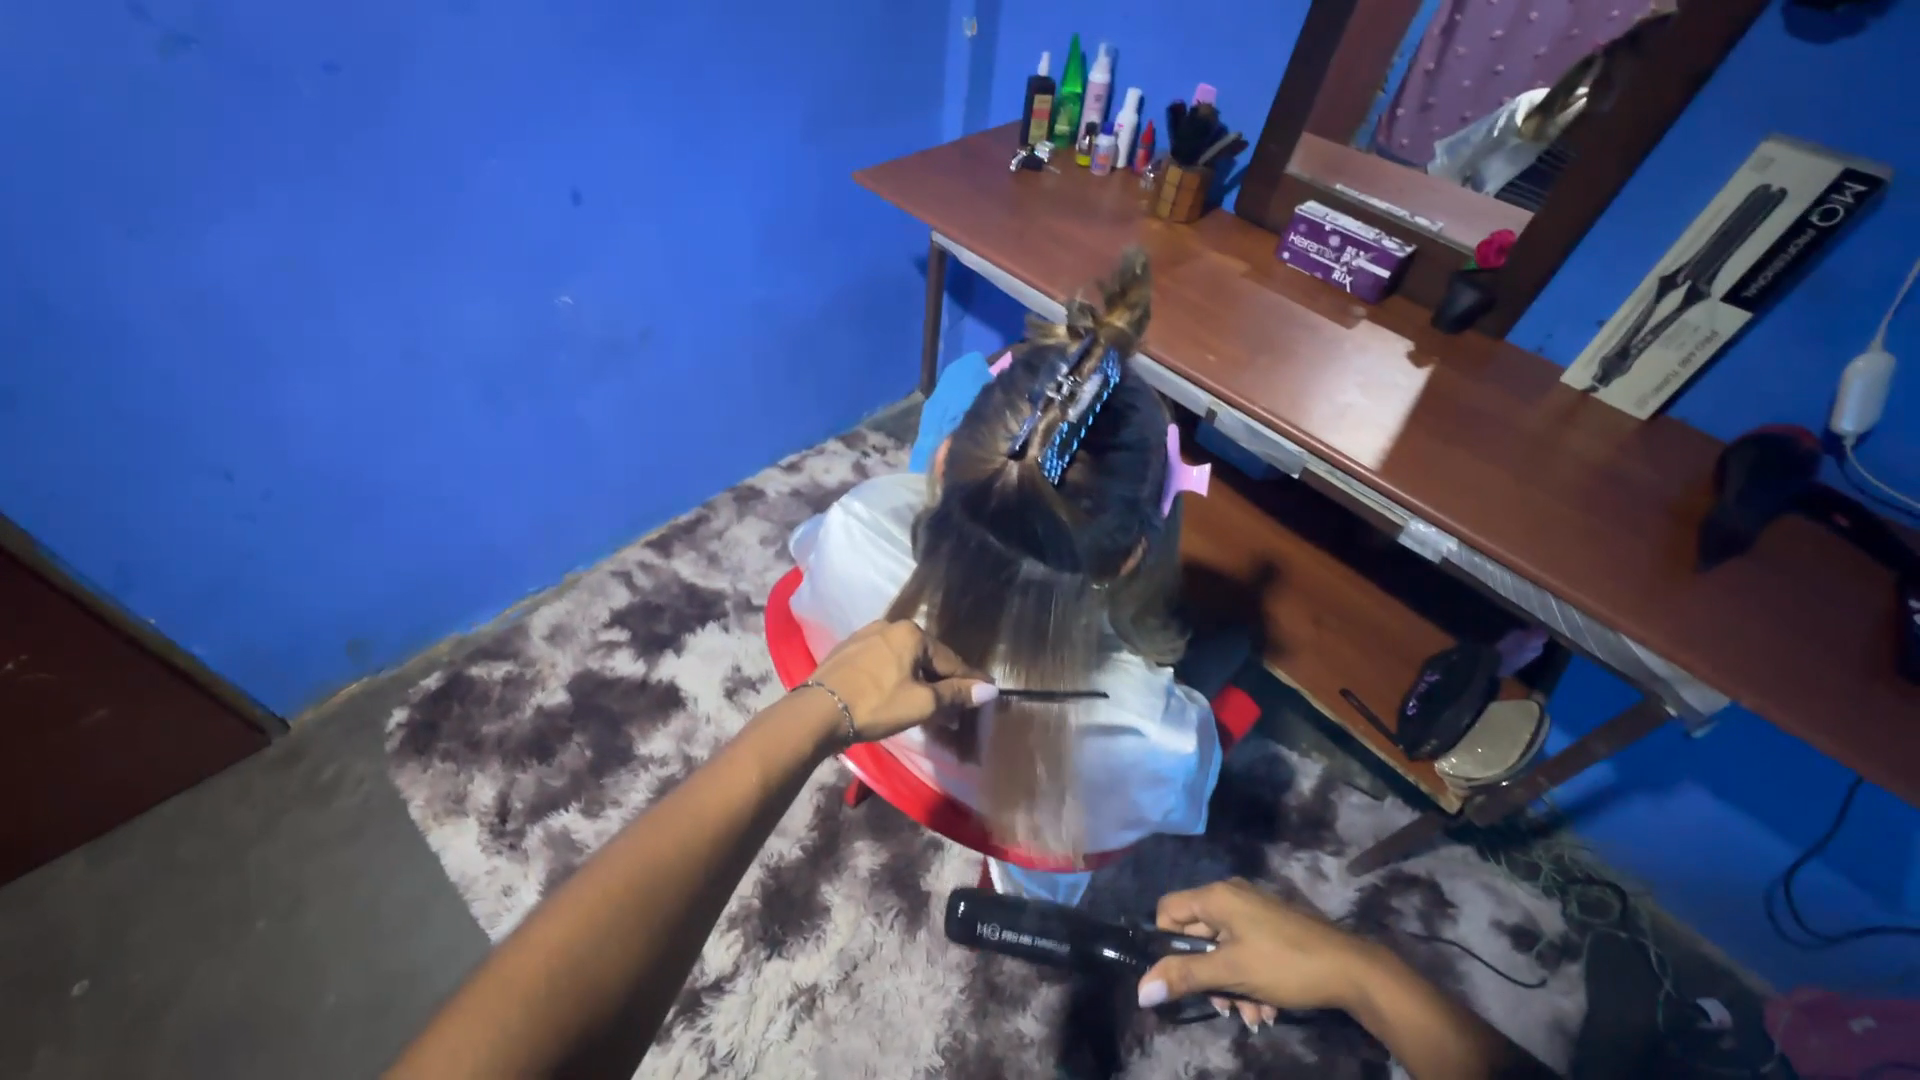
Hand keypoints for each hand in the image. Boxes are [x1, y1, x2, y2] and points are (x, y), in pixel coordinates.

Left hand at [805, 620, 995, 741]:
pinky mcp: (846, 651)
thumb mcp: (922, 703)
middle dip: (940, 684)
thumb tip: (989, 689)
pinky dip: (893, 678)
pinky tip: (894, 696)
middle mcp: (889, 626)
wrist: (818, 711)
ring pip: (902, 661)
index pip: (950, 660)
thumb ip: (956, 694)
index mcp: (912, 633)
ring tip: (924, 706)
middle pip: (925, 658)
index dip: (968, 681)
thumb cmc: (876, 705)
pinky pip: (881, 663)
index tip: (985, 693)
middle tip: (953, 710)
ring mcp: (864, 636)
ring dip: (916, 682)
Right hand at [1135, 879, 1378, 1030]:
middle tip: (1223, 1007)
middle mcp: (1231, 896)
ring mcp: (1254, 911)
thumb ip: (1184, 977)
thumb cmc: (1285, 965)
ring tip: (1252, 1016)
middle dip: (1207, 977)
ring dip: (1231, 986)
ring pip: (1223, 950)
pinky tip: (1266, 1008)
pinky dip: (1249, 980)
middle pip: (1197, 935)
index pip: (1168, 911)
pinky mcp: (1272, 928)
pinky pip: (1245, 951)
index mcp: (1216, 896)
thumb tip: (1141, 989)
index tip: (1181, 977)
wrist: (1353, 970)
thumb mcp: (1231, 973)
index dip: (1166, 945)